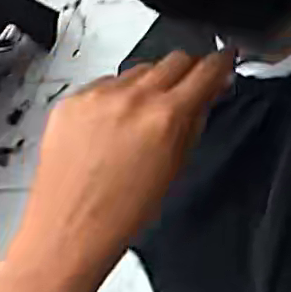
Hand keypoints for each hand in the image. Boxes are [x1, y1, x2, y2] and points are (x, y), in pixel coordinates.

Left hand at [5, 50, 234, 283]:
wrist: (68, 233)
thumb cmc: (123, 210)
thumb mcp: (179, 161)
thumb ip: (199, 116)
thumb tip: (212, 88)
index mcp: (166, 116)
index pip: (207, 67)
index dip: (221, 62)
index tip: (222, 61)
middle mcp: (132, 99)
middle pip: (176, 58)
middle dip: (187, 71)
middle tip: (185, 90)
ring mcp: (98, 98)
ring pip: (142, 68)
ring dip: (151, 83)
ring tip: (142, 116)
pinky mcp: (70, 102)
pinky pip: (107, 81)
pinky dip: (117, 94)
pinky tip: (114, 123)